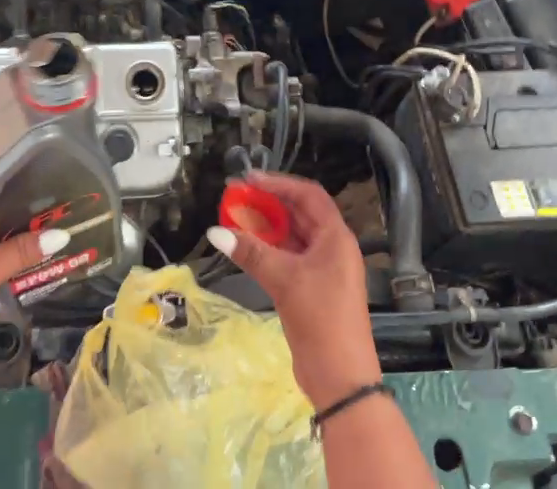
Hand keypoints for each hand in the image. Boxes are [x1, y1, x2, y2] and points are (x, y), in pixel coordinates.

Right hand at [206, 172, 380, 408]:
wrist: (340, 376)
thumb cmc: (320, 318)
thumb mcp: (283, 279)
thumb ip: (250, 252)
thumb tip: (216, 231)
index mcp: (336, 237)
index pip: (309, 195)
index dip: (279, 184)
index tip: (250, 180)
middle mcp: (332, 248)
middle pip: (300, 214)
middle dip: (268, 204)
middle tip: (237, 198)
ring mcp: (323, 269)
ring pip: (293, 237)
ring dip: (266, 228)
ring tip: (235, 220)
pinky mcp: (312, 288)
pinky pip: (289, 258)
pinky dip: (268, 250)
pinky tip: (246, 249)